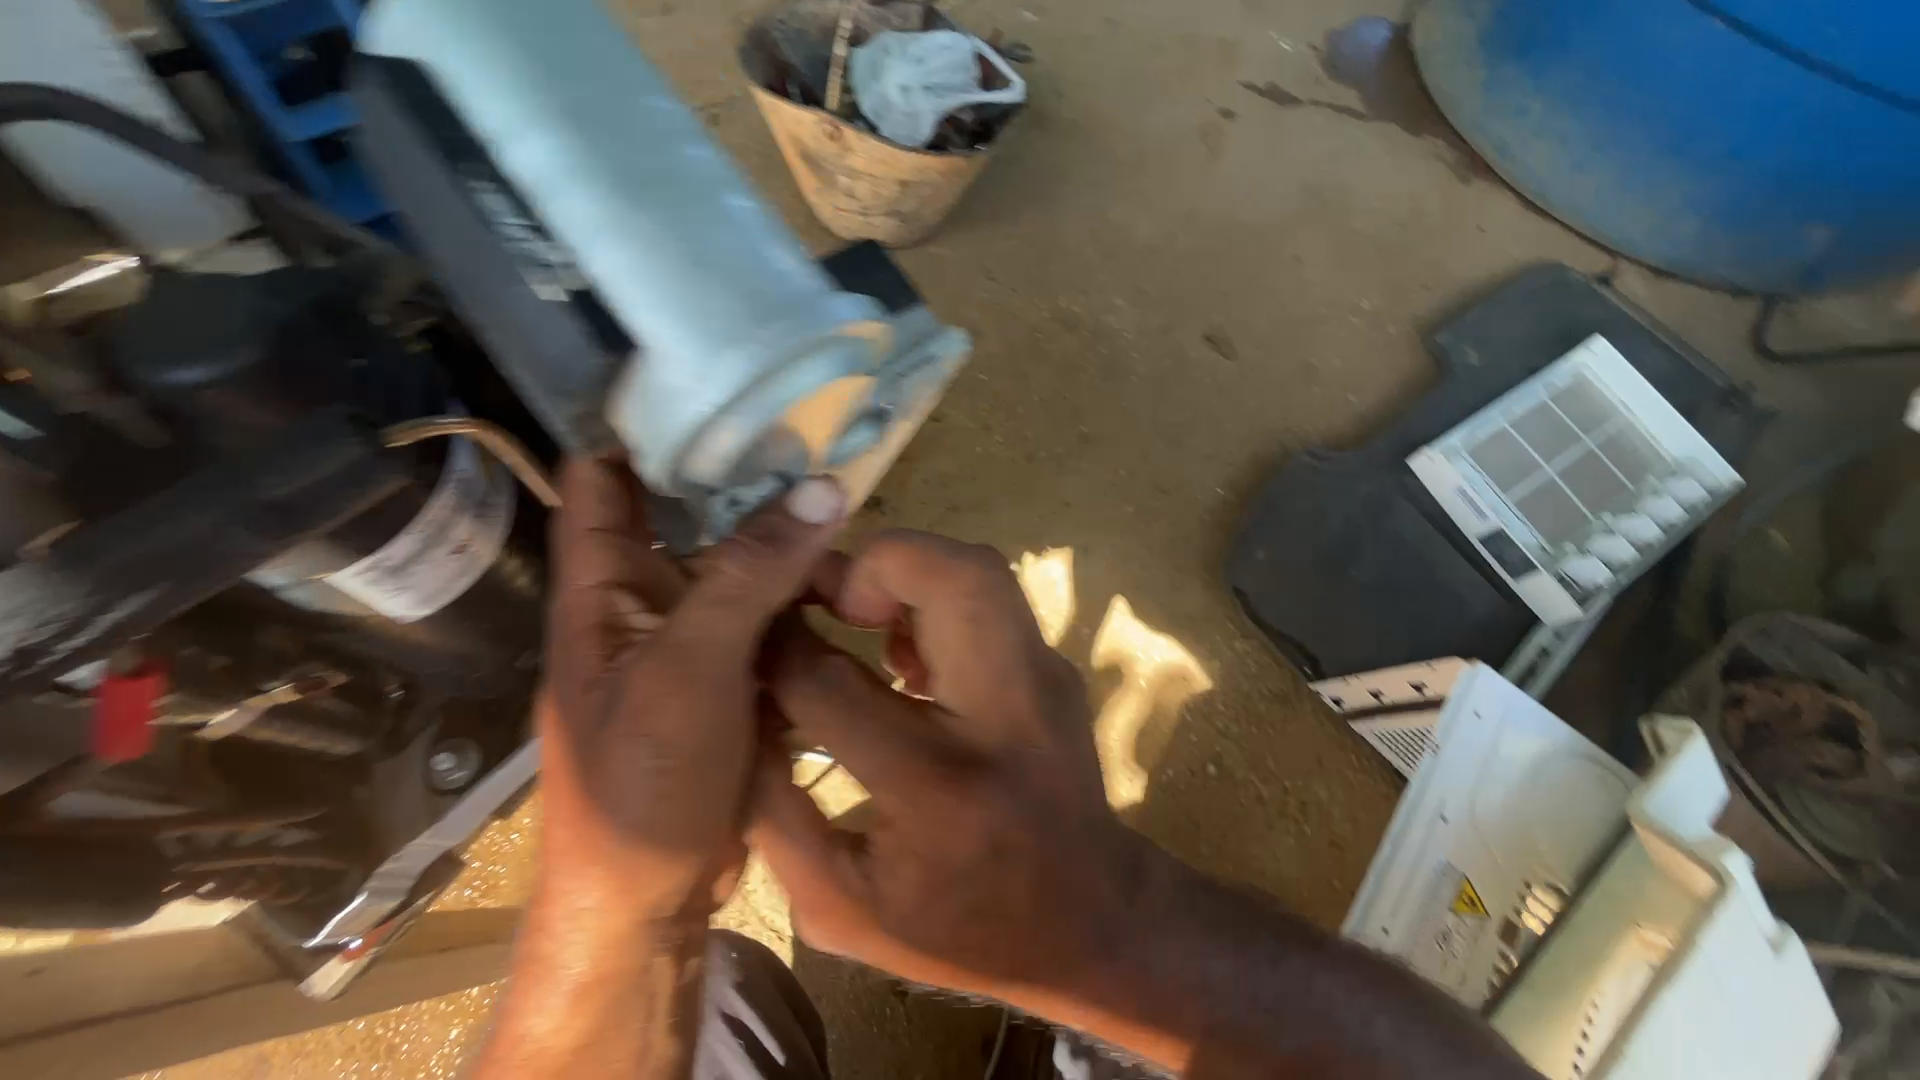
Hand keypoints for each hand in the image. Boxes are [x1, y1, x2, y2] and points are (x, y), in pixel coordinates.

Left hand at [538, 457, 847, 924]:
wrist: (656, 898)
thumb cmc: (641, 782)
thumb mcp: (688, 668)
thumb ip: (749, 575)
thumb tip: (820, 486)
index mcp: (602, 587)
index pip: (602, 475)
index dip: (638, 422)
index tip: (705, 373)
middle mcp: (647, 600)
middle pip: (690, 513)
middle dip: (740, 471)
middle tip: (809, 419)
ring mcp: (698, 638)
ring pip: (743, 564)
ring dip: (784, 534)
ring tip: (846, 480)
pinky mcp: (740, 674)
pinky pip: (775, 614)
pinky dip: (807, 590)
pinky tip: (853, 565)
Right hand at [751, 530, 1158, 998]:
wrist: (1089, 923)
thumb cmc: (956, 930)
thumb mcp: (839, 906)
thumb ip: (771, 807)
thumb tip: (732, 708)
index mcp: (936, 789)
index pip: (831, 681)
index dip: (775, 647)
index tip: (748, 637)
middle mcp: (1004, 719)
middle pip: (949, 579)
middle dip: (870, 563)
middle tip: (826, 598)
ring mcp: (1045, 685)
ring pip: (979, 571)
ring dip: (906, 571)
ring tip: (859, 614)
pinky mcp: (1058, 670)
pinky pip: (992, 598)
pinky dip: (937, 597)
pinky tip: (905, 651)